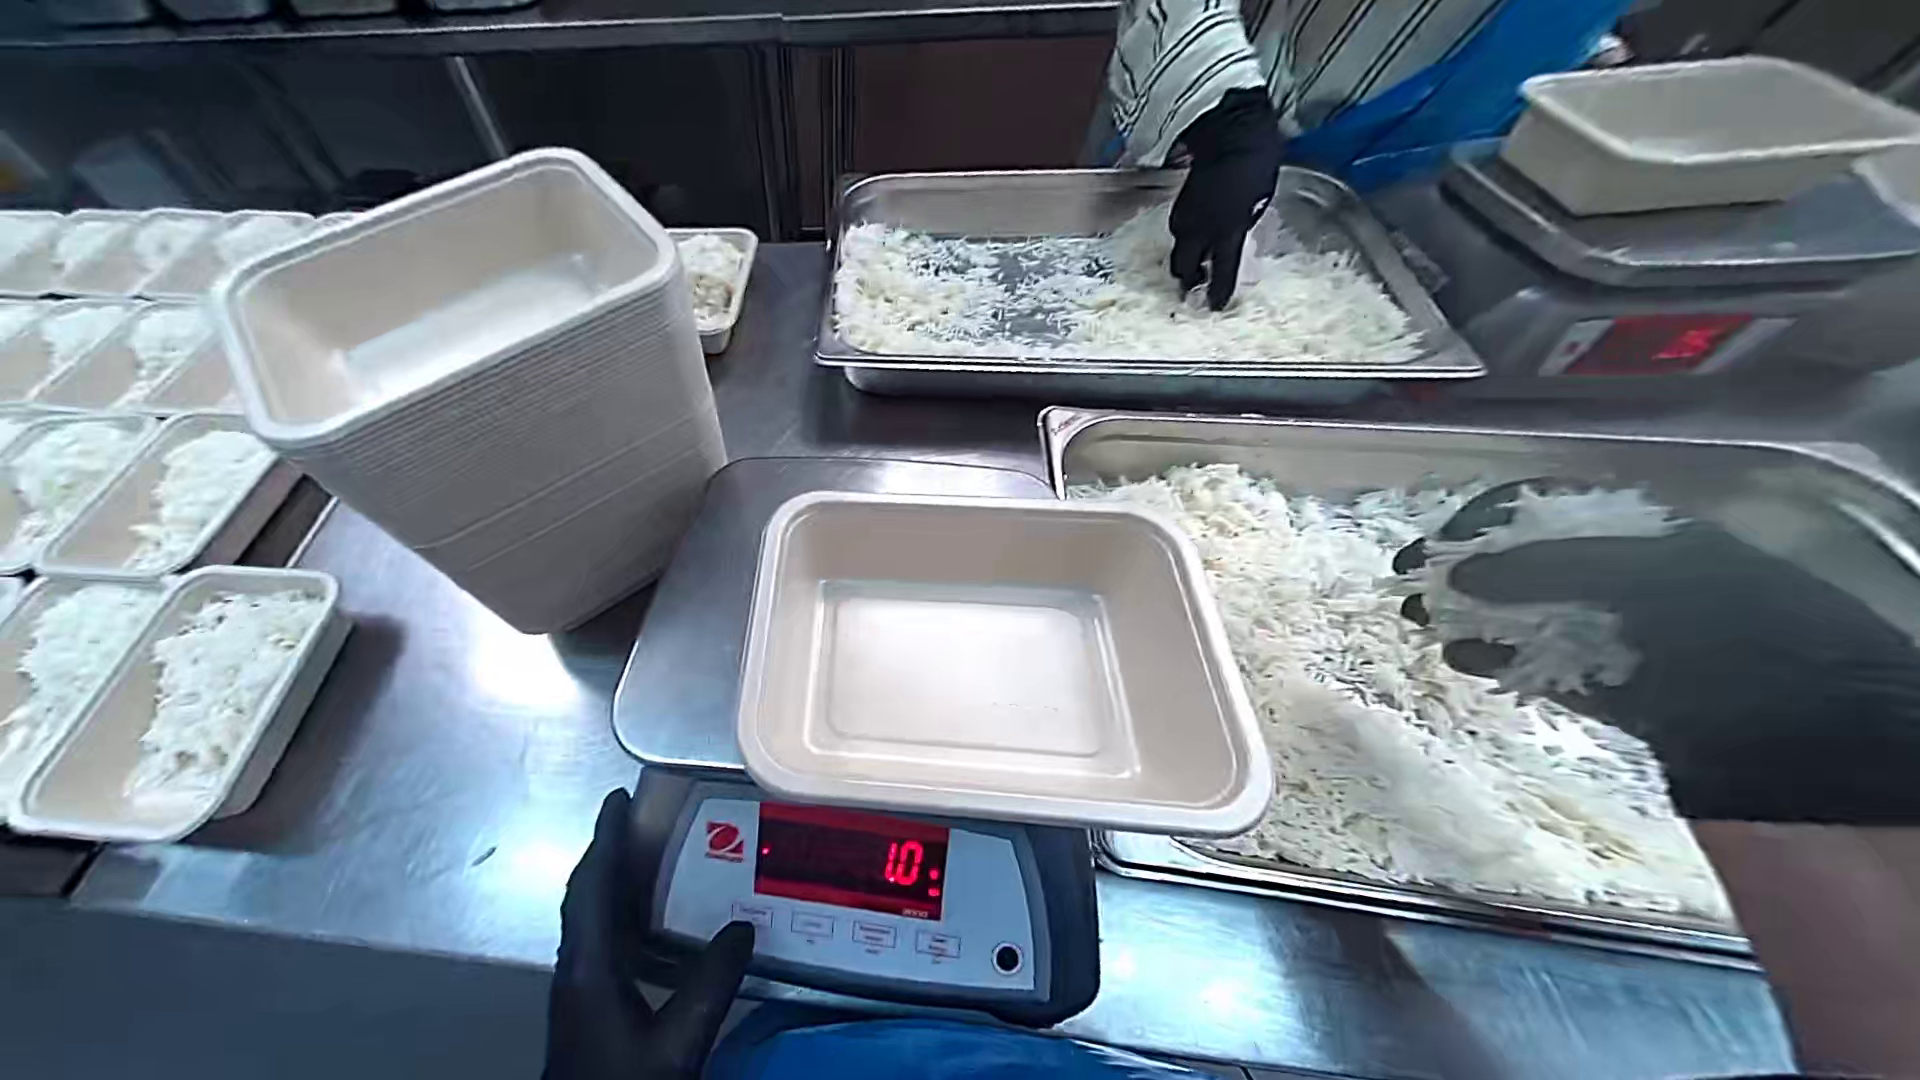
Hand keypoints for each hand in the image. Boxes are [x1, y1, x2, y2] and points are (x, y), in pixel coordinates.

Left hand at [546, 789, 754, 1079]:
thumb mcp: (678, 1043)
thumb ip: (712, 984)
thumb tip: (745, 927)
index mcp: (590, 968)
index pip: (593, 887)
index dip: (606, 839)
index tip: (618, 799)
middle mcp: (578, 969)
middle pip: (585, 894)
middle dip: (608, 848)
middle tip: (639, 815)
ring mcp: (580, 987)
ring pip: (590, 914)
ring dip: (614, 875)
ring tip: (650, 851)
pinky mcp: (589, 1003)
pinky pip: (603, 934)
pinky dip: (622, 906)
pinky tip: (654, 915)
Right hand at [1169, 88, 1282, 310]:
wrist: (1231, 130)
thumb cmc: (1256, 161)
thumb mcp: (1259, 201)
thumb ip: (1242, 227)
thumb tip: (1230, 241)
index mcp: (1227, 231)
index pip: (1221, 273)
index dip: (1218, 293)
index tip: (1215, 306)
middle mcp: (1200, 231)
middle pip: (1184, 270)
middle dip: (1190, 281)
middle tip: (1198, 286)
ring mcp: (1185, 219)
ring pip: (1179, 252)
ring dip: (1187, 260)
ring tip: (1197, 262)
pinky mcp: (1178, 207)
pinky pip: (1180, 232)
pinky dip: (1187, 238)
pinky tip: (1197, 234)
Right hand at [1396, 480, 1919, 823]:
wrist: (1811, 741)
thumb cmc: (1739, 633)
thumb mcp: (1651, 577)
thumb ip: (1549, 566)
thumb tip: (1458, 573)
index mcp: (1632, 534)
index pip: (1538, 508)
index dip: (1478, 519)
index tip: (1437, 543)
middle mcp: (1609, 575)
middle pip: (1511, 559)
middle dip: (1454, 568)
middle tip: (1407, 579)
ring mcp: (1599, 628)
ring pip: (1511, 610)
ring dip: (1459, 613)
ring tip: (1417, 621)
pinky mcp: (1593, 678)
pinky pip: (1528, 661)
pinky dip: (1490, 659)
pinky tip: (1461, 659)